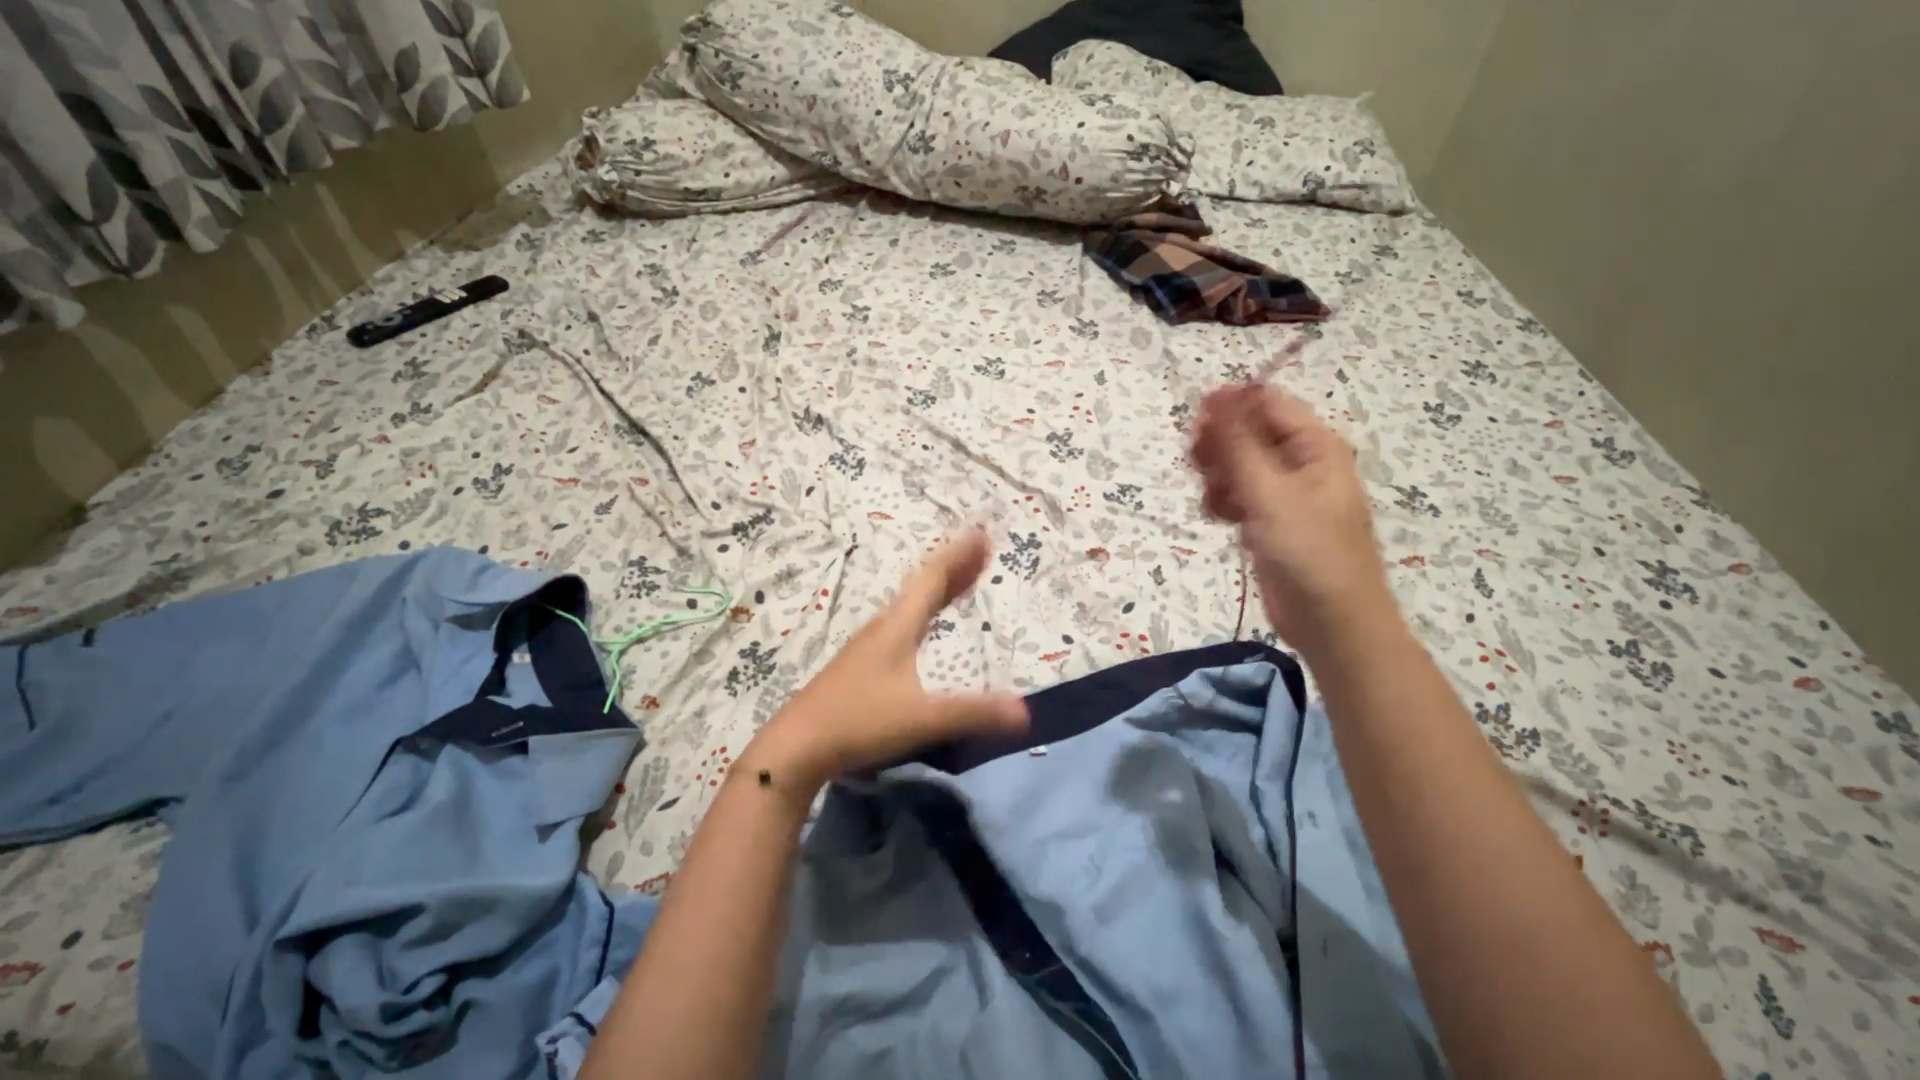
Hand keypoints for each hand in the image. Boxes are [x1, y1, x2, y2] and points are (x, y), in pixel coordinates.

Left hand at [743, 526, 1029, 796]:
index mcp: (897, 627)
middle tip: (982, 547)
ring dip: (938, 588)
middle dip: (954, 566)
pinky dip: (923, 613)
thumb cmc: (859, 722)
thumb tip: (1025, 711)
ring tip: (961, 581)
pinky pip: (901, 624)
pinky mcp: (861, 668)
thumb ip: (973, 713)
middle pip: (922, 587)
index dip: (959, 555)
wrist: (797, 747)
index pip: (932, 579)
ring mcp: (868, 647)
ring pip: (909, 605)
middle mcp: (882, 628)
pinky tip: (922, 629)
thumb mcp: (922, 718)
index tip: (983, 531)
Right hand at [1190, 383, 1396, 656]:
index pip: (1267, 403)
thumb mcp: (1270, 493)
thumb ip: (1239, 444)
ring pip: (1237, 465)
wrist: (1332, 621)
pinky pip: (1238, 496)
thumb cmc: (1309, 551)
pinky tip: (1221, 520)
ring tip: (1216, 502)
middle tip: (1198, 465)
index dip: (1230, 405)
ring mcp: (1285, 493)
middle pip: (1248, 433)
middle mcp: (1301, 462)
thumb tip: (1216, 397)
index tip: (1194, 421)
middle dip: (1220, 445)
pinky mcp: (1270, 521)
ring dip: (1218, 477)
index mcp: (1315, 446)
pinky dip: (1224, 502)